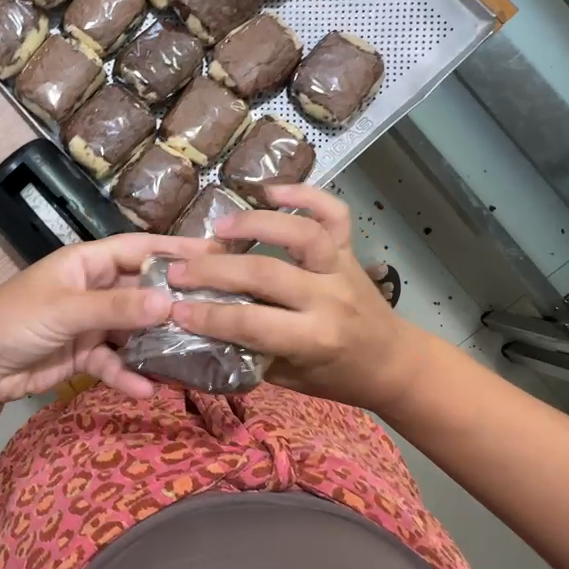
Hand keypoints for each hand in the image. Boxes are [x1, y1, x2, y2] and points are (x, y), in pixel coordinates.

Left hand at [0, 233, 215, 410]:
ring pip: (134, 330)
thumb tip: (169, 301)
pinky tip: (148, 390)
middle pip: (143, 291)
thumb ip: (115, 308)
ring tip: (195, 358)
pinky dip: (129, 375)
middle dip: (175, 303)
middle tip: (219, 313)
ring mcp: (90, 323)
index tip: (217, 253)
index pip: (139, 249)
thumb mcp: (66, 309)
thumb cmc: (14, 320)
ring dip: (158, 344)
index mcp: (86, 262)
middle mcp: (93, 288)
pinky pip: (116, 362)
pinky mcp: (85, 355)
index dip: (176, 249)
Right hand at [166, 182, 435, 411]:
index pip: (252, 323)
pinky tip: (270, 191)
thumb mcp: (289, 377)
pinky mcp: (350, 250)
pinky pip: (333, 213)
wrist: (394, 363)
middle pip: (266, 273)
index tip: (173, 308)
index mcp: (315, 339)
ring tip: (219, 227)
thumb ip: (249, 349)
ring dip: (256, 225)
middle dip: (214, 270)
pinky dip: (305, 195)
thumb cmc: (336, 376)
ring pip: (301, 234)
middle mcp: (330, 299)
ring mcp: (343, 269)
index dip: (209, 315)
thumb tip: (197, 323)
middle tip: (177, 270)